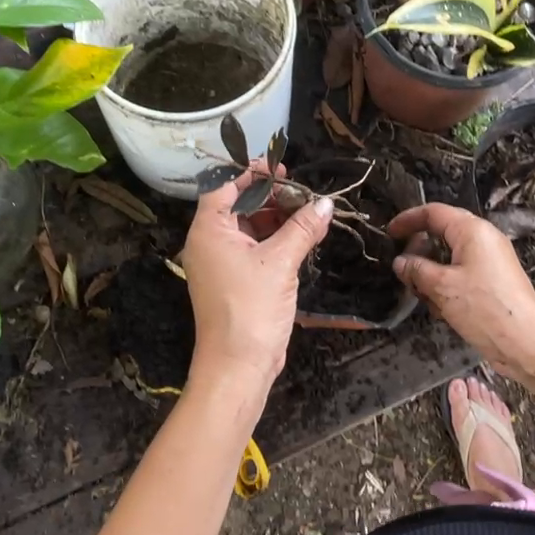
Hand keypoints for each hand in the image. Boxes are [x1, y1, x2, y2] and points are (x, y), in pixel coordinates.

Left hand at [181, 165, 331, 384]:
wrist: (237, 367)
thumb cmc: (251, 308)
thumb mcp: (281, 262)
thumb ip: (303, 228)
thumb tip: (325, 203)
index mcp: (209, 230)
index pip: (223, 185)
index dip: (249, 172)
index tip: (279, 167)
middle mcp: (209, 242)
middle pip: (237, 204)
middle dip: (270, 195)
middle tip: (301, 192)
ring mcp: (221, 263)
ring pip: (248, 226)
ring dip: (276, 217)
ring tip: (306, 212)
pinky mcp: (234, 281)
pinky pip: (253, 248)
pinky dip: (275, 239)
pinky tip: (301, 238)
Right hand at [390, 204, 534, 381]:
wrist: (527, 342)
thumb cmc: (484, 307)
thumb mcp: (442, 287)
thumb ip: (417, 270)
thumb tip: (400, 262)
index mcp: (472, 230)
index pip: (434, 212)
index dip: (408, 220)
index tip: (388, 233)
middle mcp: (484, 239)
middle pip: (442, 235)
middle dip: (420, 253)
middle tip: (403, 271)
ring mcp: (491, 261)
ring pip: (450, 258)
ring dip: (432, 275)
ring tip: (424, 297)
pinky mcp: (493, 282)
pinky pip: (462, 274)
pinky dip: (447, 286)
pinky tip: (442, 310)